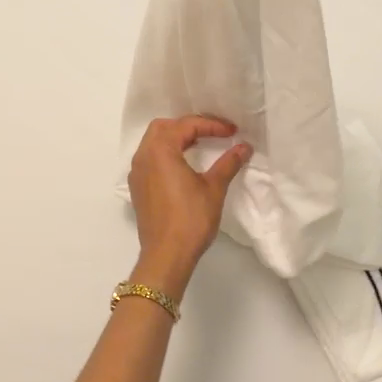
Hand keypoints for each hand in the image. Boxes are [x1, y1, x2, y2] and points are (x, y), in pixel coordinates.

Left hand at [126, 116, 251, 299]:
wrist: (166, 256)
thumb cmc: (191, 219)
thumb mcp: (213, 188)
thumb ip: (228, 163)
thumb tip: (245, 147)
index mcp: (160, 150)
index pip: (186, 126)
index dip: (211, 125)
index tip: (232, 132)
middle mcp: (143, 156)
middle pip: (163, 127)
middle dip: (188, 126)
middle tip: (212, 132)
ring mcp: (137, 172)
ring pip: (153, 142)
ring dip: (175, 138)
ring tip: (199, 144)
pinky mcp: (137, 187)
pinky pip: (149, 159)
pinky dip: (165, 153)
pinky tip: (182, 165)